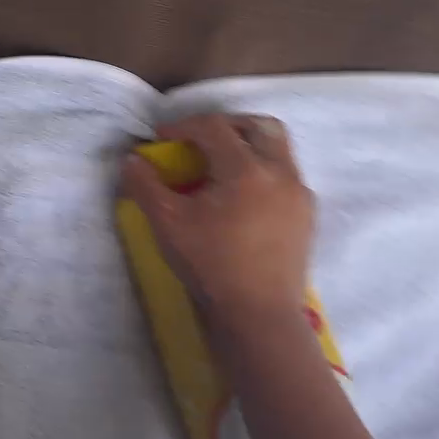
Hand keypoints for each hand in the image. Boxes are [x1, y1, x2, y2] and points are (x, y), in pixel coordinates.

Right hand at [120, 113, 314, 327]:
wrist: (258, 312)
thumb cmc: (209, 262)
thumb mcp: (165, 220)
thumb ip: (144, 183)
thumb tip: (133, 160)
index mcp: (246, 171)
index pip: (215, 127)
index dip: (183, 126)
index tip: (161, 139)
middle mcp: (281, 174)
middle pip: (260, 126)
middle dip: (225, 125)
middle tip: (196, 140)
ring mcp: (299, 195)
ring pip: (278, 148)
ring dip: (245, 145)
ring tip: (215, 166)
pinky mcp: (306, 214)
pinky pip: (284, 173)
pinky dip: (258, 169)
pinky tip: (235, 194)